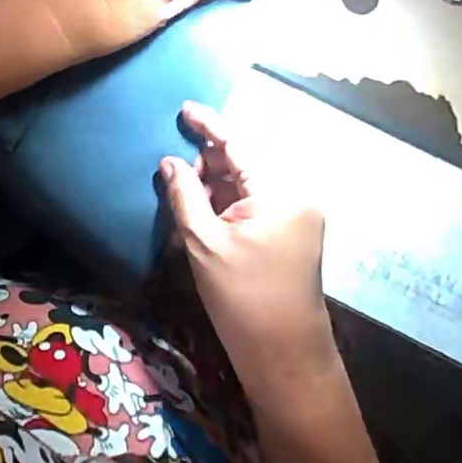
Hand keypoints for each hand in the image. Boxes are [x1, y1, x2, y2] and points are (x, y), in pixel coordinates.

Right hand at [159, 101, 337, 406]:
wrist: (283, 353)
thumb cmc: (242, 298)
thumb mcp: (203, 243)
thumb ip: (184, 196)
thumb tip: (169, 162)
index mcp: (280, 195)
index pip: (240, 147)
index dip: (210, 126)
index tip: (183, 109)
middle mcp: (293, 197)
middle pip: (240, 164)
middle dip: (203, 163)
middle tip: (168, 170)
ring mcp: (291, 216)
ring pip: (241, 185)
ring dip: (207, 186)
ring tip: (176, 195)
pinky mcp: (284, 233)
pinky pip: (247, 205)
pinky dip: (218, 206)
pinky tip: (191, 215)